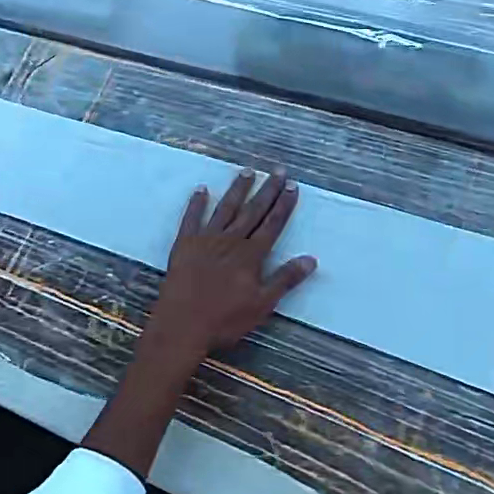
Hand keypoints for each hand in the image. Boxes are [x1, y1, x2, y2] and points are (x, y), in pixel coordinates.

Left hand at [144, 168, 316, 362]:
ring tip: (247, 171)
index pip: (272, 224)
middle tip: (277, 170)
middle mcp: (230, 240)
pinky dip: (197, 203)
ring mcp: (205, 240)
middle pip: (252, 210)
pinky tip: (201, 190)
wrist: (182, 323)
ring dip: (237, 189)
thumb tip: (311, 259)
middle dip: (267, 190)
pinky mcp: (184, 244)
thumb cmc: (225, 319)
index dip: (283, 205)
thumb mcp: (262, 304)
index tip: (292, 186)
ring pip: (225, 208)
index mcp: (250, 255)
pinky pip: (191, 218)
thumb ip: (285, 279)